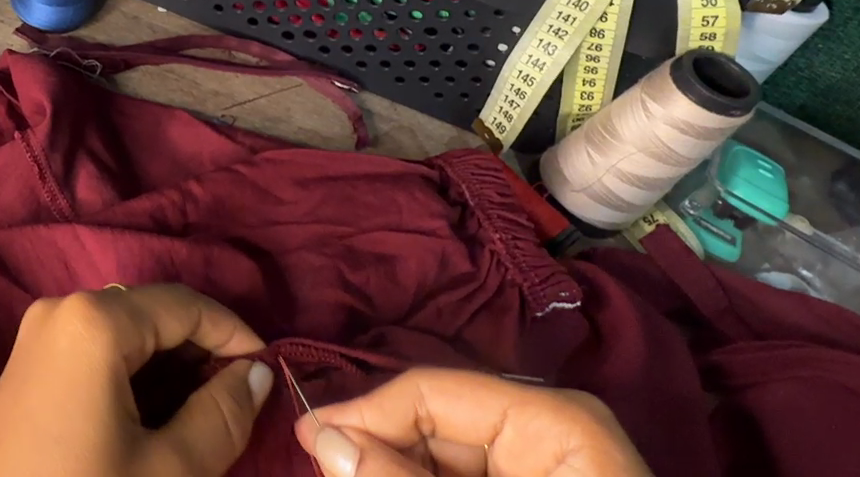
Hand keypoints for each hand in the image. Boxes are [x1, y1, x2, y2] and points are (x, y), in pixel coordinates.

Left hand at [0, 284, 273, 476]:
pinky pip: (95, 349)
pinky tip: (154, 415)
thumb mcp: (165, 471)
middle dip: (201, 351)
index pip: (185, 304)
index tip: (272, 373)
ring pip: (125, 332)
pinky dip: (133, 373)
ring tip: (204, 413)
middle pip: (152, 313)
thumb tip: (256, 373)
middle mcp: (63, 308)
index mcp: (95, 318)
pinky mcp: (26, 364)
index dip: (235, 335)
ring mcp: (38, 333)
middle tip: (241, 401)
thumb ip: (220, 416)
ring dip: (169, 364)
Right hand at [295, 368, 650, 476]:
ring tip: (350, 476)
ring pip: (445, 456)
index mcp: (552, 421)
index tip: (307, 441)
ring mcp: (546, 466)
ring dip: (397, 471)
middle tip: (323, 472)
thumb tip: (327, 442)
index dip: (364, 413)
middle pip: (434, 422)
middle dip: (379, 450)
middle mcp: (549, 430)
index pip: (430, 391)